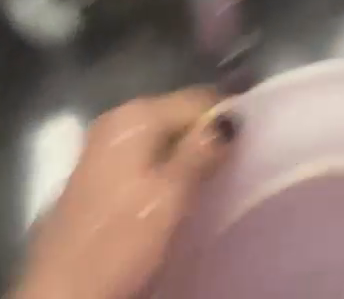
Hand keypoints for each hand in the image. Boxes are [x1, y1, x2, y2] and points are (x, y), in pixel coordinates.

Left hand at [15, 89, 231, 298]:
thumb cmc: (119, 245)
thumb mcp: (170, 198)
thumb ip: (201, 151)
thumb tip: (232, 114)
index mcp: (135, 115)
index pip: (198, 98)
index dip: (226, 120)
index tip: (249, 149)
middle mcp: (115, 120)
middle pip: (178, 115)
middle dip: (204, 139)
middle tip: (230, 173)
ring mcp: (100, 148)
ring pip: (160, 139)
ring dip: (184, 158)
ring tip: (206, 190)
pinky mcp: (94, 177)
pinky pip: (143, 159)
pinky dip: (162, 171)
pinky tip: (172, 201)